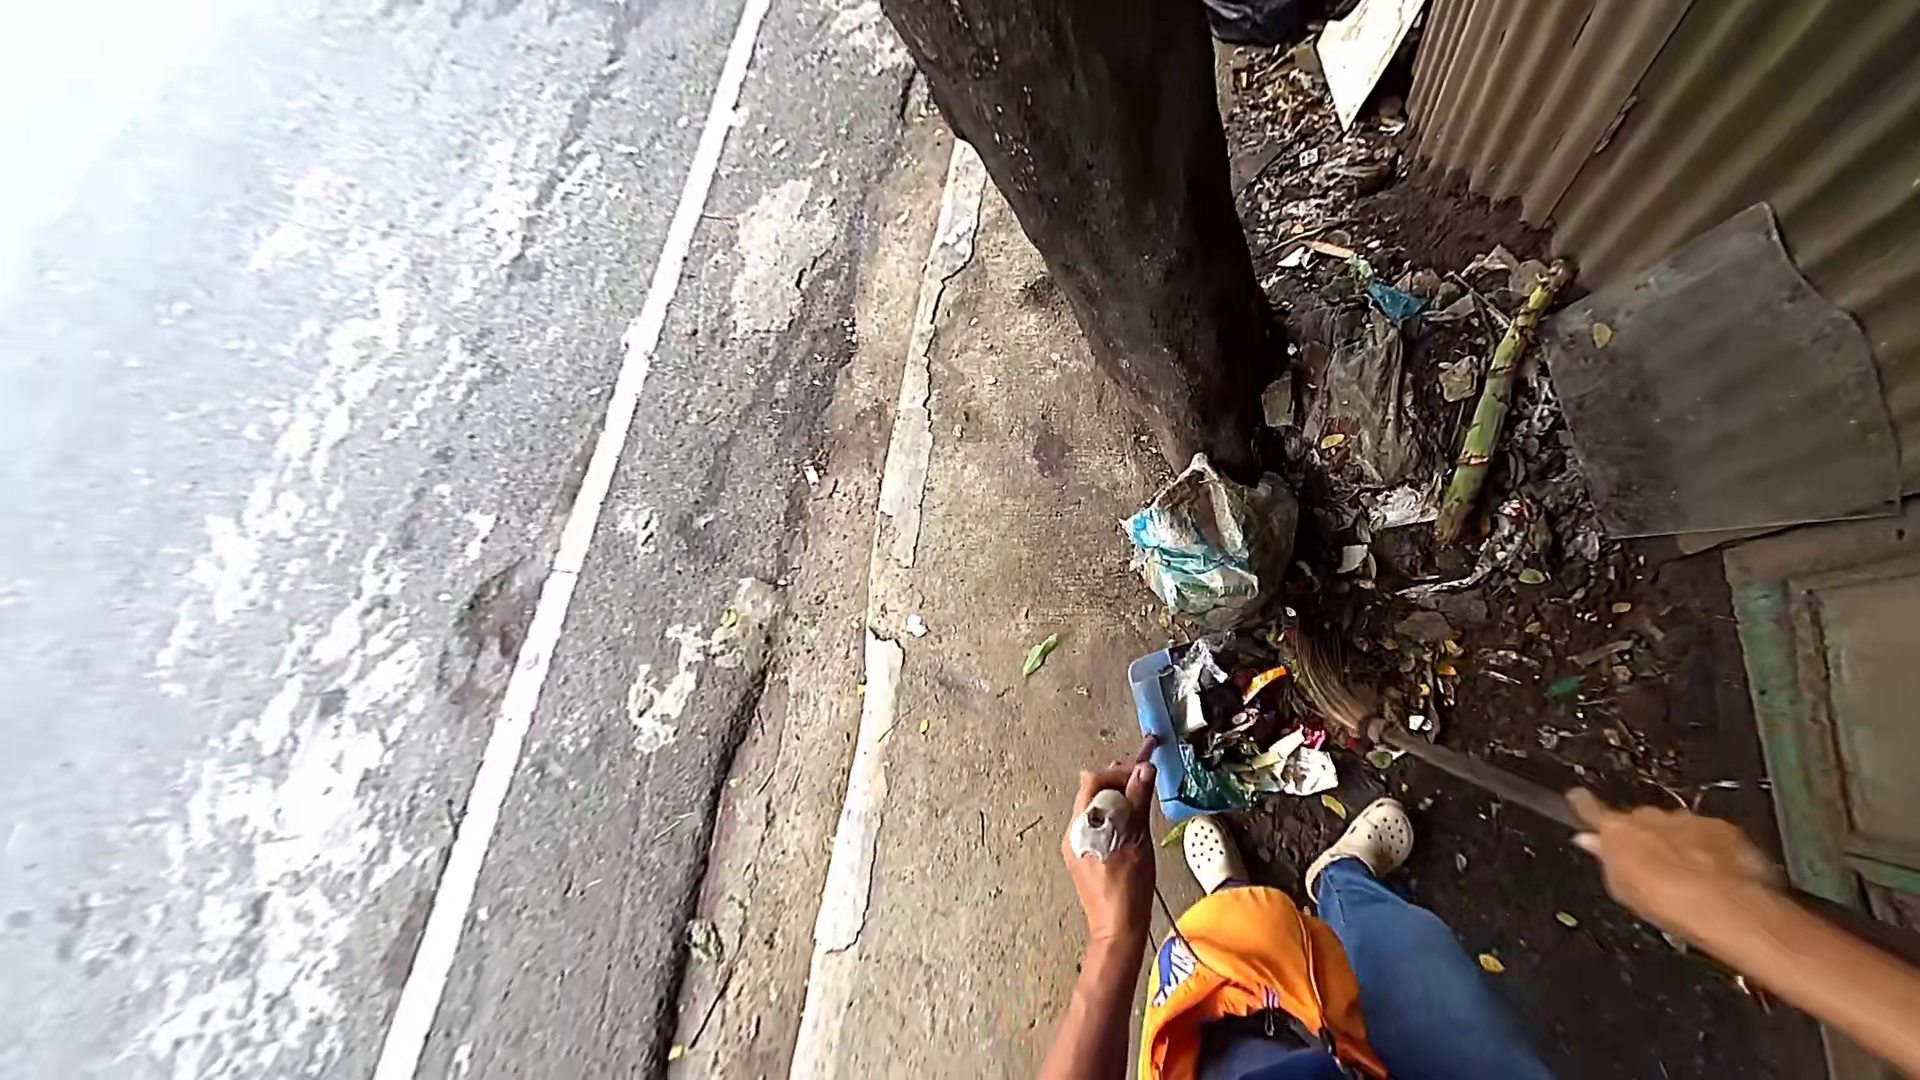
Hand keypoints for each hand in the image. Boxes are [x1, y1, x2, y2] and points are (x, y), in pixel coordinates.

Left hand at [1061, 760, 1156, 947]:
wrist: (1116, 930)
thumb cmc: (1130, 889)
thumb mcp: (1139, 840)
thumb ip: (1138, 801)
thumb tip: (1144, 769)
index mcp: (1083, 823)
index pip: (1094, 780)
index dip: (1119, 772)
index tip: (1142, 772)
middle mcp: (1072, 829)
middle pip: (1090, 791)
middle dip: (1116, 782)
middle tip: (1141, 781)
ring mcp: (1073, 843)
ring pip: (1092, 807)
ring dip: (1114, 798)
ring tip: (1138, 799)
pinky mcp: (1079, 855)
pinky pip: (1092, 824)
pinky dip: (1109, 816)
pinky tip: (1127, 822)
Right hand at [1567, 788, 1781, 934]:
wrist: (1731, 910)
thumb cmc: (1667, 902)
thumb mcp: (1621, 887)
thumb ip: (1605, 858)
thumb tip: (1592, 843)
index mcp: (1613, 827)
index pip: (1587, 805)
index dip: (1582, 803)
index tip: (1579, 798)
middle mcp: (1646, 816)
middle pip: (1638, 819)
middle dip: (1644, 834)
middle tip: (1654, 861)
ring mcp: (1685, 821)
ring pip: (1675, 826)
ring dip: (1679, 841)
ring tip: (1694, 873)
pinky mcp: (1725, 829)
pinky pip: (1711, 833)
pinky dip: (1712, 847)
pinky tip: (1720, 872)